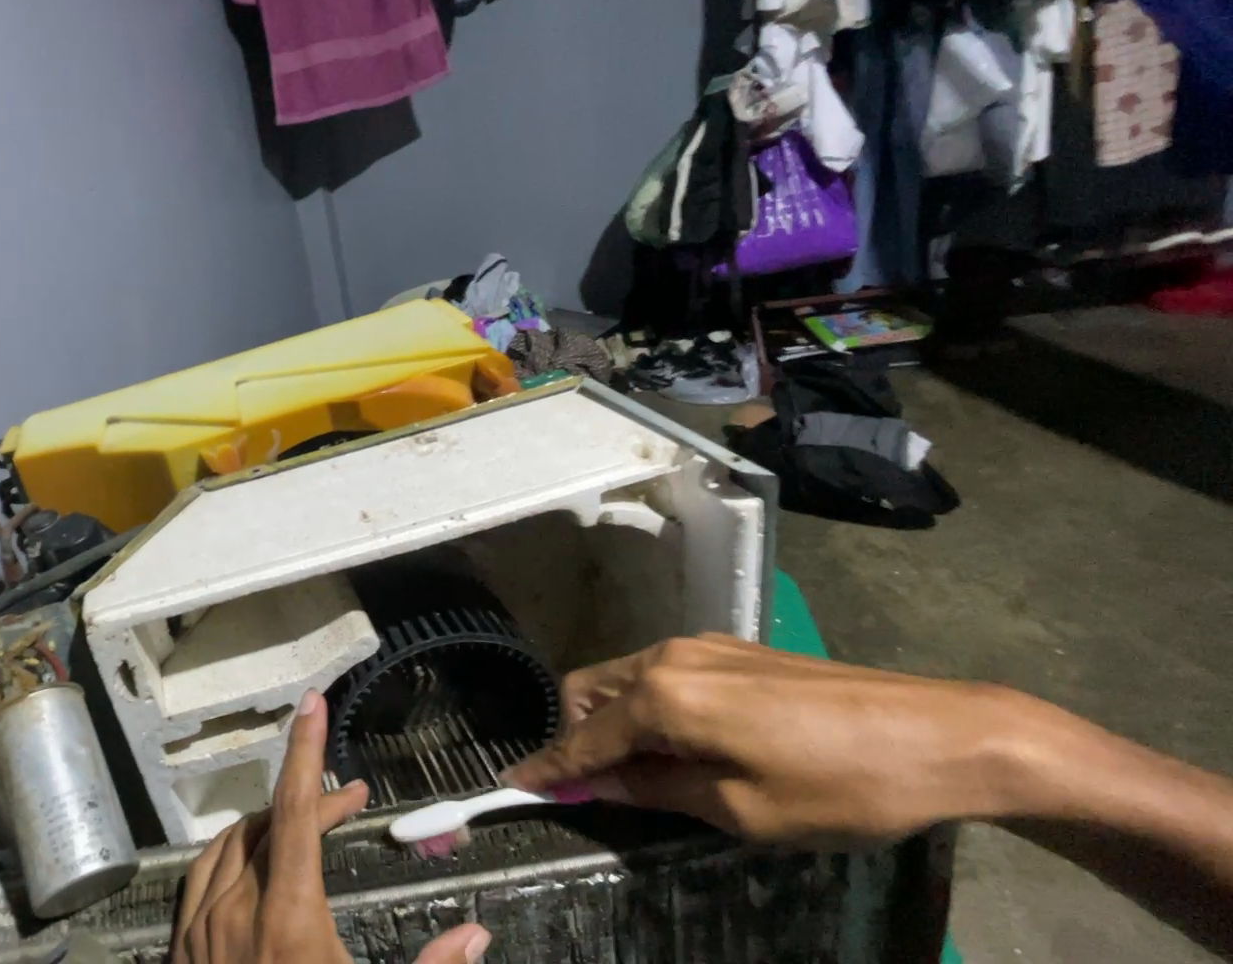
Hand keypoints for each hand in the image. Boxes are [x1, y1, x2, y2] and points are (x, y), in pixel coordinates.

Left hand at [171, 689, 492, 963]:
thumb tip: (476, 935)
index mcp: (289, 920)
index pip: (298, 811)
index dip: (307, 750)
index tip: (313, 702)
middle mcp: (236, 913)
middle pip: (271, 823)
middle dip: (312, 799)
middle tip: (353, 800)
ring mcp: (200, 933)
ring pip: (230, 844)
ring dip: (270, 824)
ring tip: (306, 827)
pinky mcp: (181, 954)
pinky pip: (200, 878)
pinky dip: (231, 855)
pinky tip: (250, 867)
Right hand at [502, 634, 1038, 845]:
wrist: (942, 733)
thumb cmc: (838, 785)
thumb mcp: (742, 808)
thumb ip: (655, 787)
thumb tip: (594, 780)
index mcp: (663, 695)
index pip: (585, 735)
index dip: (550, 766)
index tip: (513, 784)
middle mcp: (667, 656)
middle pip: (590, 690)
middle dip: (577, 734)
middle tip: (592, 787)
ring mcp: (700, 645)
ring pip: (624, 678)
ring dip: (613, 720)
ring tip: (643, 770)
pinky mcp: (730, 649)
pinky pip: (661, 674)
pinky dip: (648, 707)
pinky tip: (686, 741)